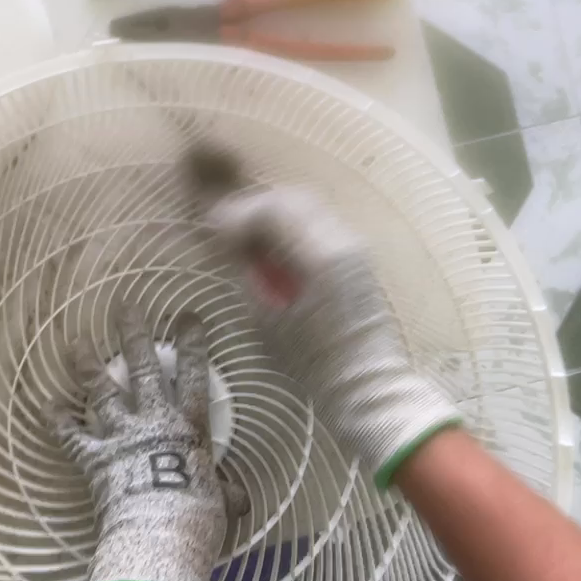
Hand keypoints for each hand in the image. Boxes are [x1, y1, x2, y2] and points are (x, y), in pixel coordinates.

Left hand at [53, 308, 230, 580]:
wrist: (159, 541)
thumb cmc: (199, 522)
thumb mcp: (224, 504)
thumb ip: (227, 492)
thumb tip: (238, 496)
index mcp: (189, 426)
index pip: (193, 374)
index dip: (191, 343)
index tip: (187, 316)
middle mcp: (154, 420)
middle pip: (143, 367)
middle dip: (135, 334)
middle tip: (125, 306)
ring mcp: (121, 435)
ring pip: (101, 391)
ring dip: (88, 364)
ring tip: (75, 341)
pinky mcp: (94, 458)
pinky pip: (72, 435)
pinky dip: (59, 420)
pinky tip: (48, 403)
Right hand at [197, 179, 457, 488]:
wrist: (367, 382)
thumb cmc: (313, 361)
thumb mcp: (268, 319)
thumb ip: (249, 273)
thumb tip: (231, 246)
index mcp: (320, 256)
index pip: (273, 208)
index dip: (237, 214)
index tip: (214, 230)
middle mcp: (341, 240)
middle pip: (291, 197)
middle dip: (253, 207)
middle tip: (227, 229)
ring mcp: (353, 245)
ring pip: (306, 205)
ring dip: (272, 213)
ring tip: (246, 237)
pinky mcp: (356, 255)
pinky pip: (317, 221)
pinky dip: (290, 224)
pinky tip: (272, 246)